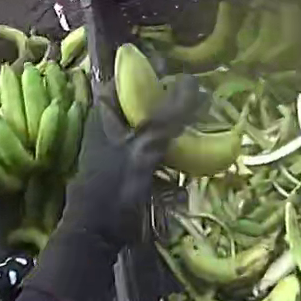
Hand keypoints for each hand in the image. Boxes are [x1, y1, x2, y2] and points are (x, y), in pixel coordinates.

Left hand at [60, 76, 202, 247]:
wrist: (99, 234)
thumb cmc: (115, 186)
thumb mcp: (144, 147)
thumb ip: (168, 115)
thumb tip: (193, 80)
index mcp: (104, 116)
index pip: (120, 80)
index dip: (141, 69)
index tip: (171, 65)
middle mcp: (111, 129)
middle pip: (138, 104)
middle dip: (164, 97)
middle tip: (195, 91)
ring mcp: (121, 151)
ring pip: (149, 128)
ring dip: (171, 124)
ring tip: (200, 116)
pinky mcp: (132, 172)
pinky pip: (155, 153)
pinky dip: (172, 150)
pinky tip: (193, 150)